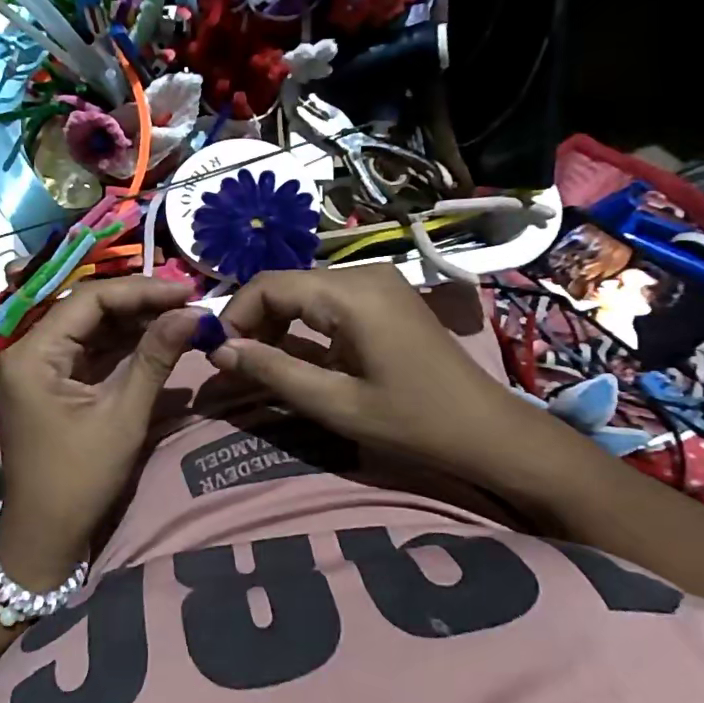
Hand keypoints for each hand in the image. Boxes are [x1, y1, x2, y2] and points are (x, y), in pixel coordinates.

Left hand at [0, 277, 201, 579]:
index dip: (141, 291)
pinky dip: (122, 346)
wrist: (46, 535)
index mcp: (33, 355)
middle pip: (88, 310)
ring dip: (134, 323)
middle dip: (140, 304)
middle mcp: (29, 352)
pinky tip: (157, 339)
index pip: (89, 300)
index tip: (186, 291)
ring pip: (91, 329)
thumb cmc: (80, 478)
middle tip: (188, 303)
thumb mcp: (123, 415)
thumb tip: (193, 315)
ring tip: (180, 317)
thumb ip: (155, 359)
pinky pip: (89, 352)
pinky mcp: (51, 384)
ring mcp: (38, 368)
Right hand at [207, 266, 540, 472]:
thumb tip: (220, 351)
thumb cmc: (412, 421)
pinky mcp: (385, 298)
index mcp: (351, 293)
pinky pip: (329, 303)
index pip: (269, 285)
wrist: (485, 429)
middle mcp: (363, 273)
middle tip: (235, 366)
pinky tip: (294, 357)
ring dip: (276, 325)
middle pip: (286, 285)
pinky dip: (304, 326)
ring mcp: (378, 283)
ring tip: (260, 366)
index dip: (235, 316)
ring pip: (305, 293)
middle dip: (254, 322)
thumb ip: (273, 371)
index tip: (219, 356)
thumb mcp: (335, 403)